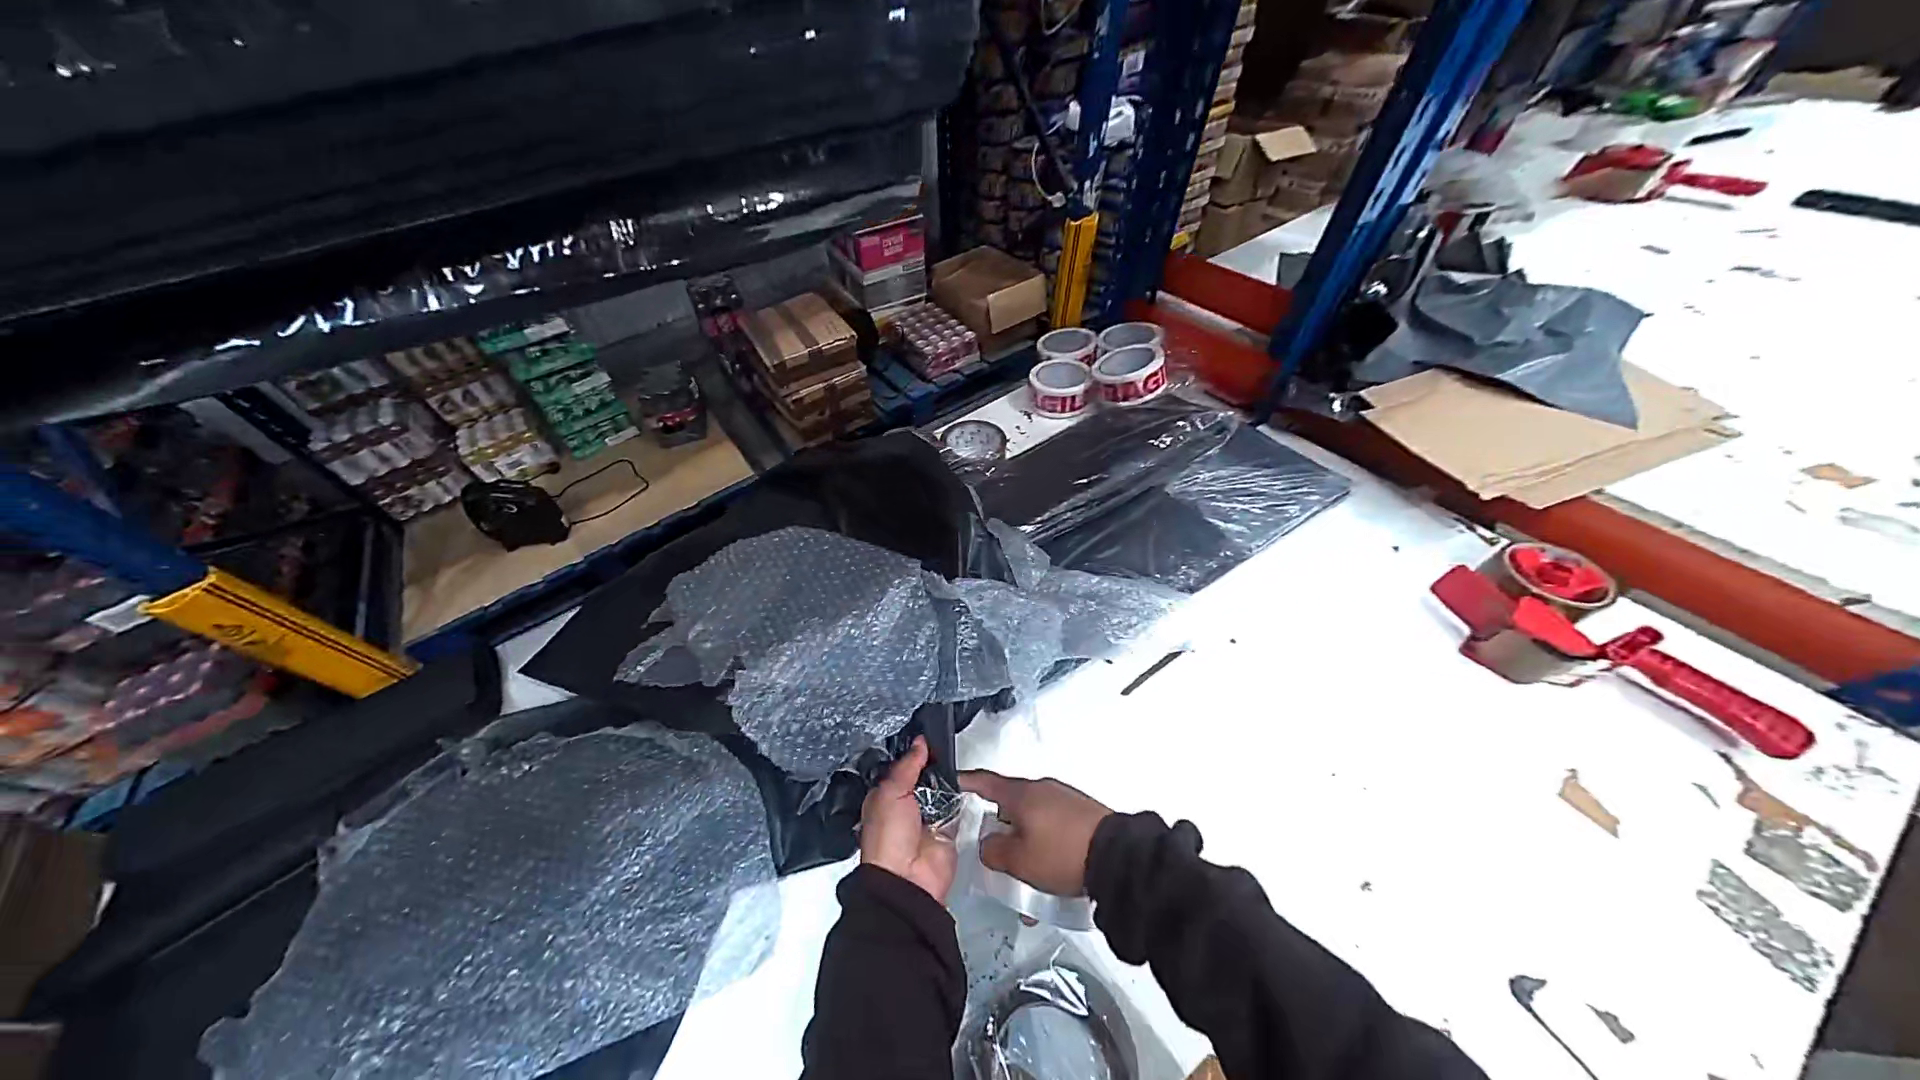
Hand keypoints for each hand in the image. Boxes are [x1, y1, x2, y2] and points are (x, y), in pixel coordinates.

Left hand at [859, 736, 957, 901]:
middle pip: (924, 777)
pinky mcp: (948, 828)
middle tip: (940, 749)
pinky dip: (960, 797)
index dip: (912, 754)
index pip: (902, 768)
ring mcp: (928, 818)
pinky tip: (961, 784)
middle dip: (932, 766)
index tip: (925, 739)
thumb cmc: (887, 842)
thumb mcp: (891, 792)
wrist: (908, 879)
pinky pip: (957, 806)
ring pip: (942, 789)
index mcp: (886, 797)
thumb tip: (919, 744)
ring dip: (947, 781)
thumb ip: (907, 765)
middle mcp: (906, 807)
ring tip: (951, 766)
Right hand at [959, 770, 1111, 896]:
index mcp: (1022, 793)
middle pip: (1009, 802)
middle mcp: (1042, 788)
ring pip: (1032, 818)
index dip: (966, 782)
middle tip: (992, 848)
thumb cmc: (1064, 854)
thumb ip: (993, 851)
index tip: (952, 781)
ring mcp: (1064, 798)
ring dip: (1024, 841)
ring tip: (1025, 874)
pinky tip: (1048, 872)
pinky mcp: (1081, 813)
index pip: (985, 781)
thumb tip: (989, 844)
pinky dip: (1043, 844)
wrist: (1117, 857)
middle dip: (999, 826)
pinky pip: (1052, 826)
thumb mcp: (1018, 860)